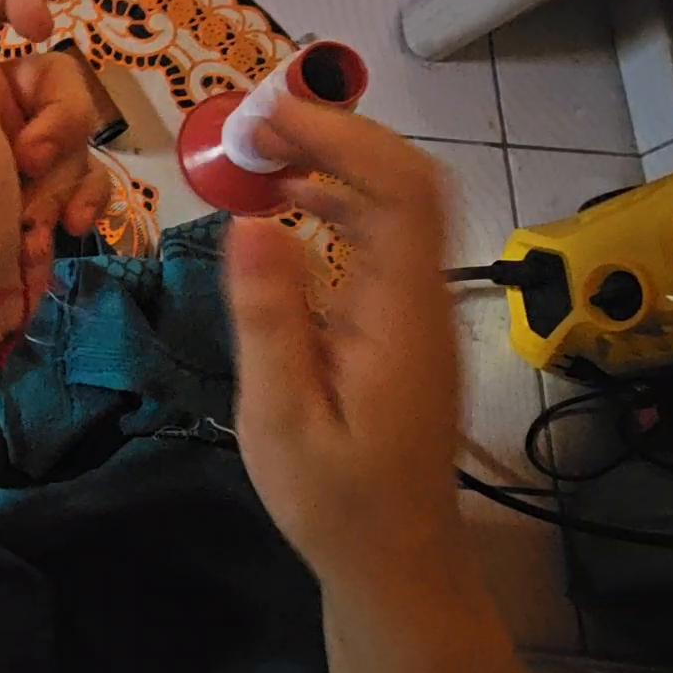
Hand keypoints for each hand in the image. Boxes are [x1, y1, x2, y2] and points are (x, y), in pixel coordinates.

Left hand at [0, 0, 108, 383]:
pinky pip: (84, 174)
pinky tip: (63, 231)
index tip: (38, 28)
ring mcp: (9, 154)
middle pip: (54, 71)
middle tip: (21, 165)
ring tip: (30, 216)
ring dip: (64, 175)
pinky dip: (80, 201)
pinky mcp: (36, 195)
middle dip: (55, 124)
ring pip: (77, 128)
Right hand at [223, 96, 462, 582]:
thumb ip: (269, 320)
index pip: (400, 193)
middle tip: (256, 122)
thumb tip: (250, 224)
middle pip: (405, 185)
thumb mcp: (280, 417)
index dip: (344, 139)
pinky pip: (379, 238)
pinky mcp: (398, 321)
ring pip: (394, 206)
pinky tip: (293, 203)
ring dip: (334, 163)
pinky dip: (335, 203)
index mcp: (402, 317)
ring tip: (263, 148)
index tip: (273, 116)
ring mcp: (416, 308)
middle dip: (335, 137)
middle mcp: (422, 298)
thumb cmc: (332, 499)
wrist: (392, 556)